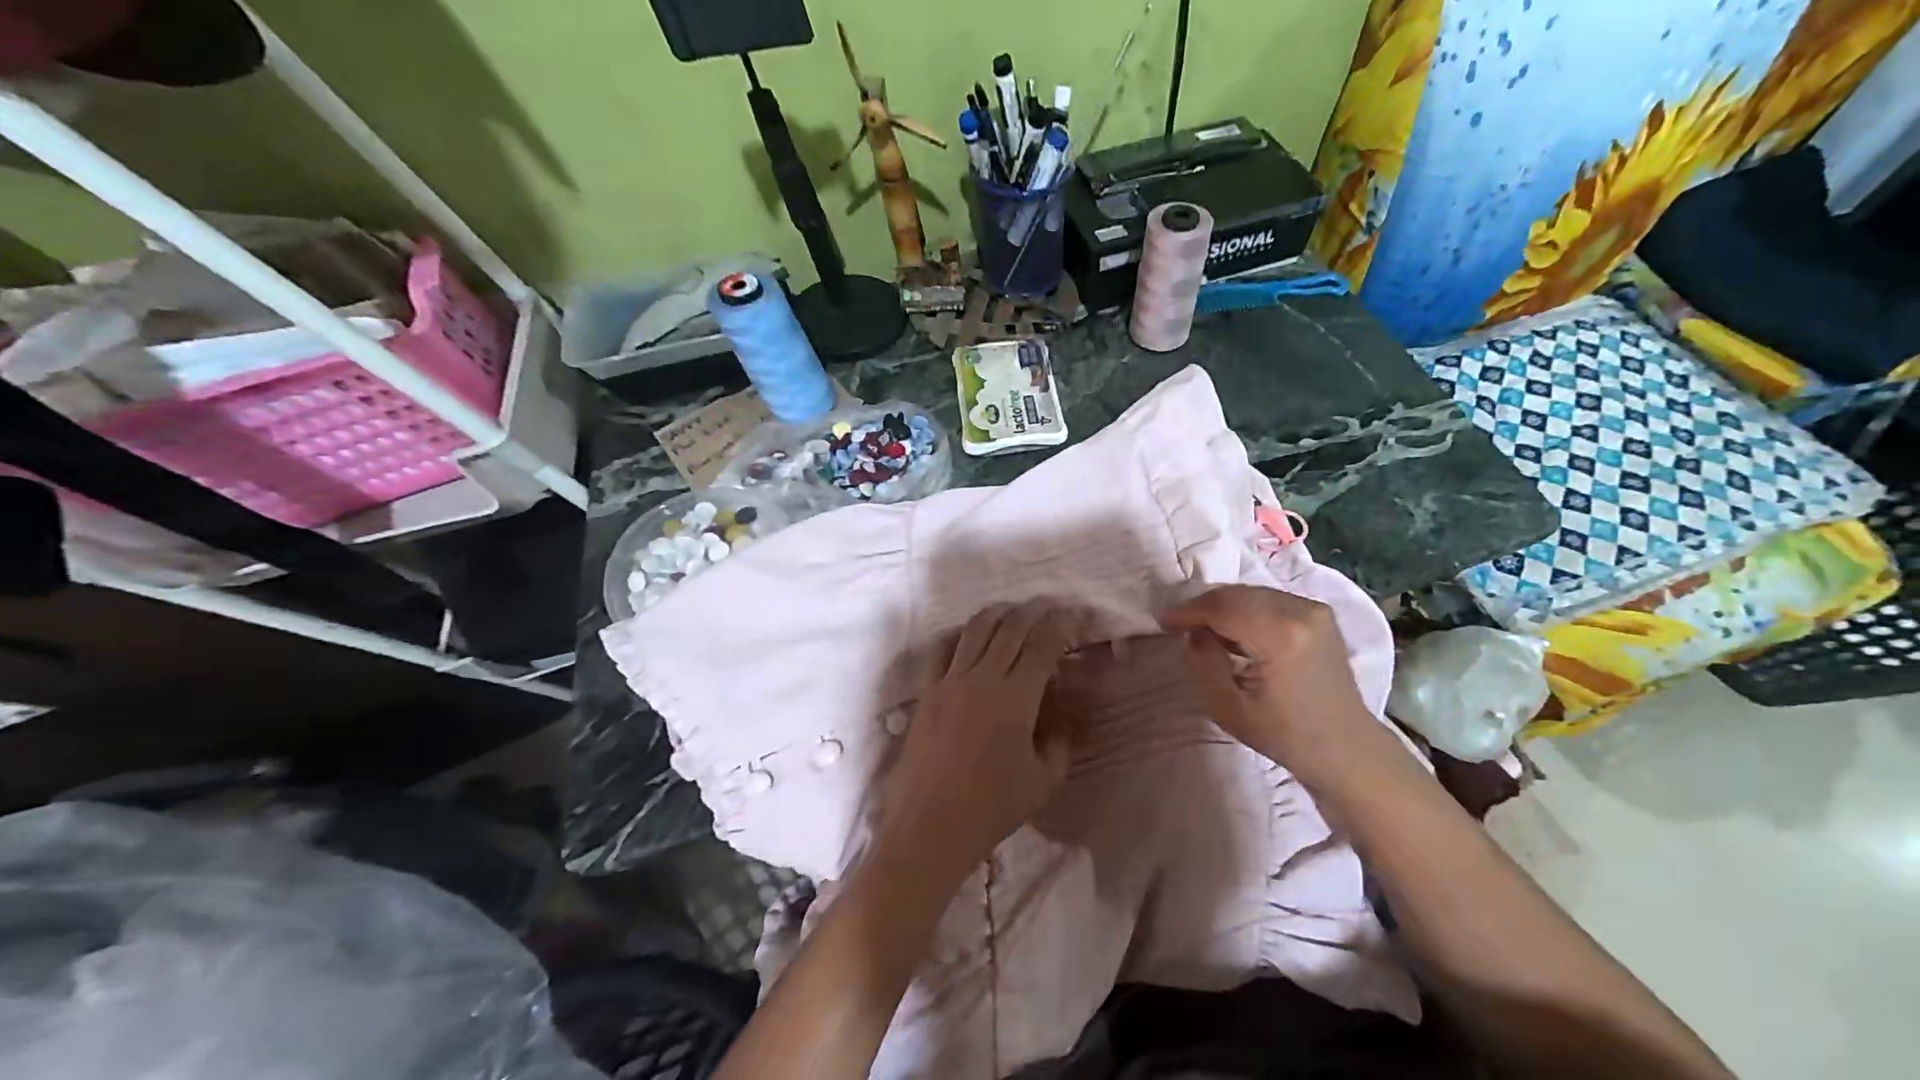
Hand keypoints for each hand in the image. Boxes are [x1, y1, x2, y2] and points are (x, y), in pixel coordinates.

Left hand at [874, 603, 1073, 889]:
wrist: (930, 824)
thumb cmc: (992, 807)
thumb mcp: (1043, 781)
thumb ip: (1059, 745)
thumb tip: (1061, 723)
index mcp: (1016, 697)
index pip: (1043, 644)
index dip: (1061, 625)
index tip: (1073, 617)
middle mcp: (982, 678)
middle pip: (1011, 627)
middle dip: (1033, 611)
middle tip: (1048, 607)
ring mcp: (949, 681)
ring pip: (975, 629)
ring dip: (998, 614)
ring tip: (1012, 612)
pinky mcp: (927, 692)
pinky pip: (942, 650)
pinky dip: (960, 635)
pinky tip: (969, 637)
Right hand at [1160, 585, 1372, 767]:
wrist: (1345, 746)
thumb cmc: (1284, 734)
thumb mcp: (1227, 707)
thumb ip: (1202, 663)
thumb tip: (1195, 634)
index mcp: (1280, 635)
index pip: (1222, 607)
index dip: (1187, 611)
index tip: (1163, 621)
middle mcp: (1301, 611)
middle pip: (1236, 594)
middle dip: (1203, 606)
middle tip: (1179, 625)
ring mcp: (1314, 609)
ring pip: (1252, 593)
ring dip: (1224, 606)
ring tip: (1205, 630)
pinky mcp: (1319, 613)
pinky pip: (1269, 599)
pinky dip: (1246, 608)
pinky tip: (1236, 631)